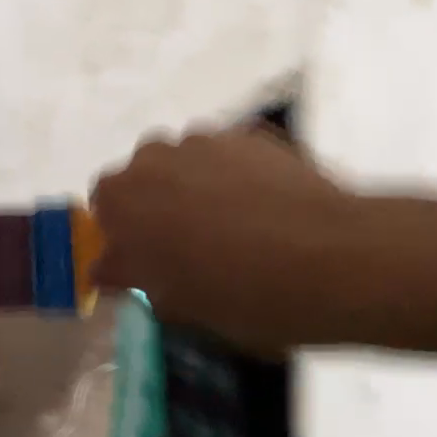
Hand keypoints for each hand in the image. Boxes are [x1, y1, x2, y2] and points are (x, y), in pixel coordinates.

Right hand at [90, 126, 357, 353]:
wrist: (332, 258)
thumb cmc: (243, 296)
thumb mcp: (177, 305)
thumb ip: (135, 277)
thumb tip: (109, 266)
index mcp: (124, 200)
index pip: (104, 207)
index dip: (125, 232)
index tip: (149, 258)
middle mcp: (154, 157)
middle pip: (144, 175)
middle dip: (160, 202)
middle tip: (193, 244)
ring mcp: (204, 139)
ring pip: (187, 160)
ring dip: (198, 184)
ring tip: (240, 226)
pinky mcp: (249, 131)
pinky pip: (229, 154)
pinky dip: (238, 175)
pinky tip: (271, 208)